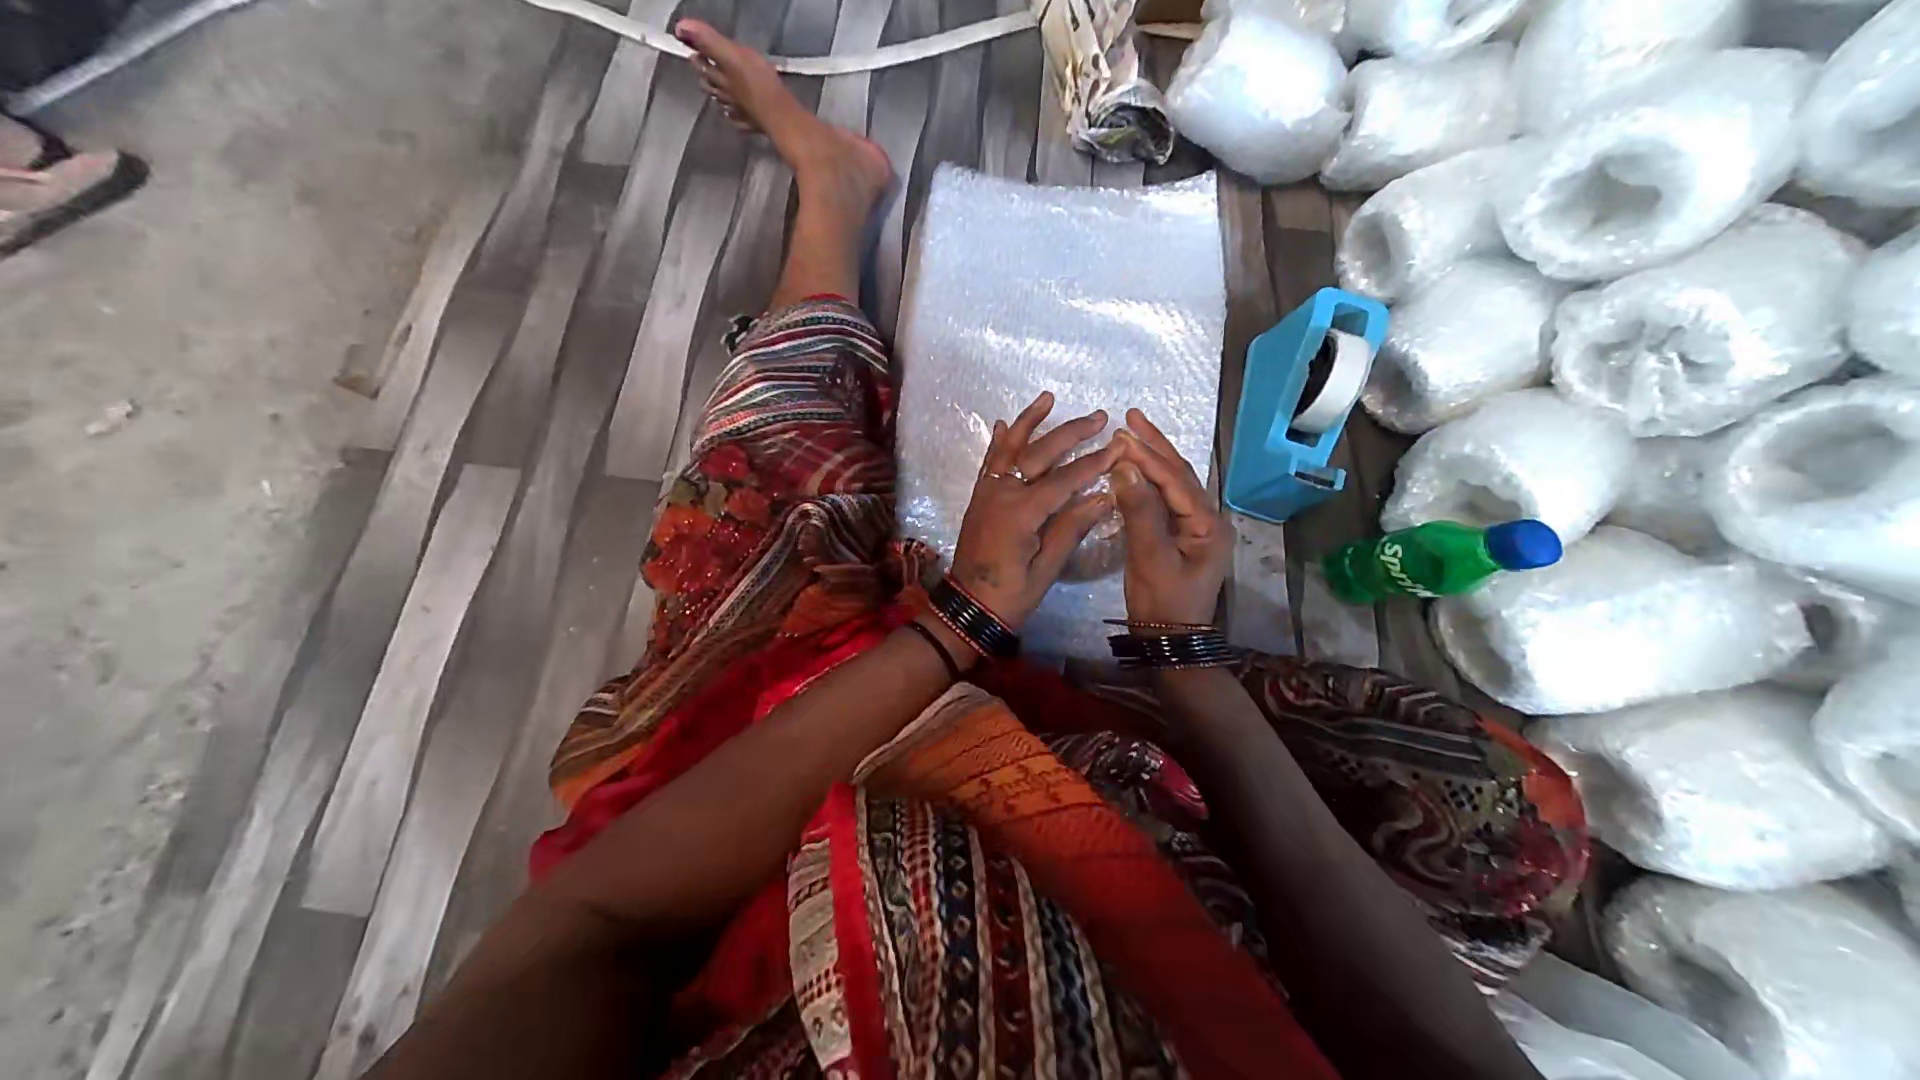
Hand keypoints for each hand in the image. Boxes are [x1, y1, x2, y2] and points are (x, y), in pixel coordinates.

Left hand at [950, 392, 1120, 629]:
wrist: (967, 606)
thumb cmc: (1011, 594)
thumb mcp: (1047, 568)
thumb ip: (1071, 528)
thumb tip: (1103, 496)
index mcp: (1021, 513)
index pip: (1064, 480)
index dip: (1093, 463)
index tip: (1118, 447)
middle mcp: (1001, 494)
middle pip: (1039, 454)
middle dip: (1070, 433)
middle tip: (1098, 417)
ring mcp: (987, 493)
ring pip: (1009, 448)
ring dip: (1029, 422)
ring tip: (1048, 398)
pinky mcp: (979, 497)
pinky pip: (990, 462)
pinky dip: (998, 441)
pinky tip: (1004, 423)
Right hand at [1112, 408, 1233, 626]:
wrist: (1171, 640)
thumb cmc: (1163, 602)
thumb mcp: (1150, 557)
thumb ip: (1140, 511)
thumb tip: (1124, 467)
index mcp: (1207, 523)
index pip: (1175, 479)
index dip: (1147, 455)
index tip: (1121, 433)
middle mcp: (1206, 519)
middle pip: (1179, 474)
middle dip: (1155, 446)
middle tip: (1131, 418)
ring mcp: (1195, 528)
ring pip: (1173, 485)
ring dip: (1153, 459)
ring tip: (1132, 436)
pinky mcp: (1181, 536)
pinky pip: (1165, 500)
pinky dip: (1149, 481)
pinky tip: (1134, 470)